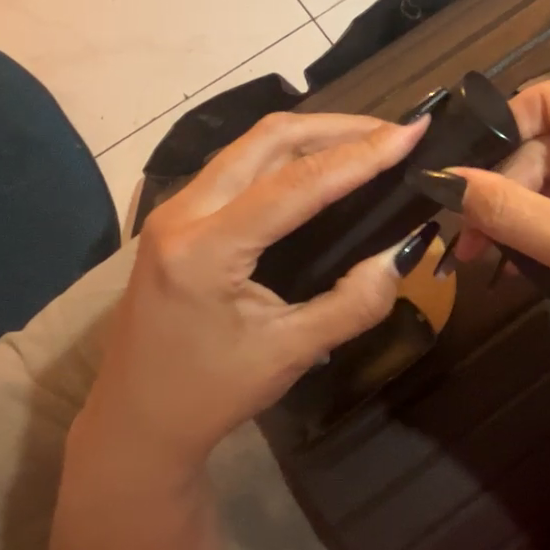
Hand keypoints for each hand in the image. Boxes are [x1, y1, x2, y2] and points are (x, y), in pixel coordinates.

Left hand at [83, 112, 433, 469]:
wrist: (136, 422)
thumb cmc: (212, 393)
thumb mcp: (291, 353)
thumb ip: (355, 302)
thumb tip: (405, 252)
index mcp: (206, 250)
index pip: (297, 183)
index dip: (361, 154)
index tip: (412, 131)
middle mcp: (182, 214)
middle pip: (267, 140)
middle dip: (337, 127)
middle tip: (394, 130)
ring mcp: (173, 212)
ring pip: (249, 146)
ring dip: (312, 135)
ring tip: (368, 140)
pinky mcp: (176, 220)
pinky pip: (238, 167)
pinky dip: (287, 155)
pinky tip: (321, 165)